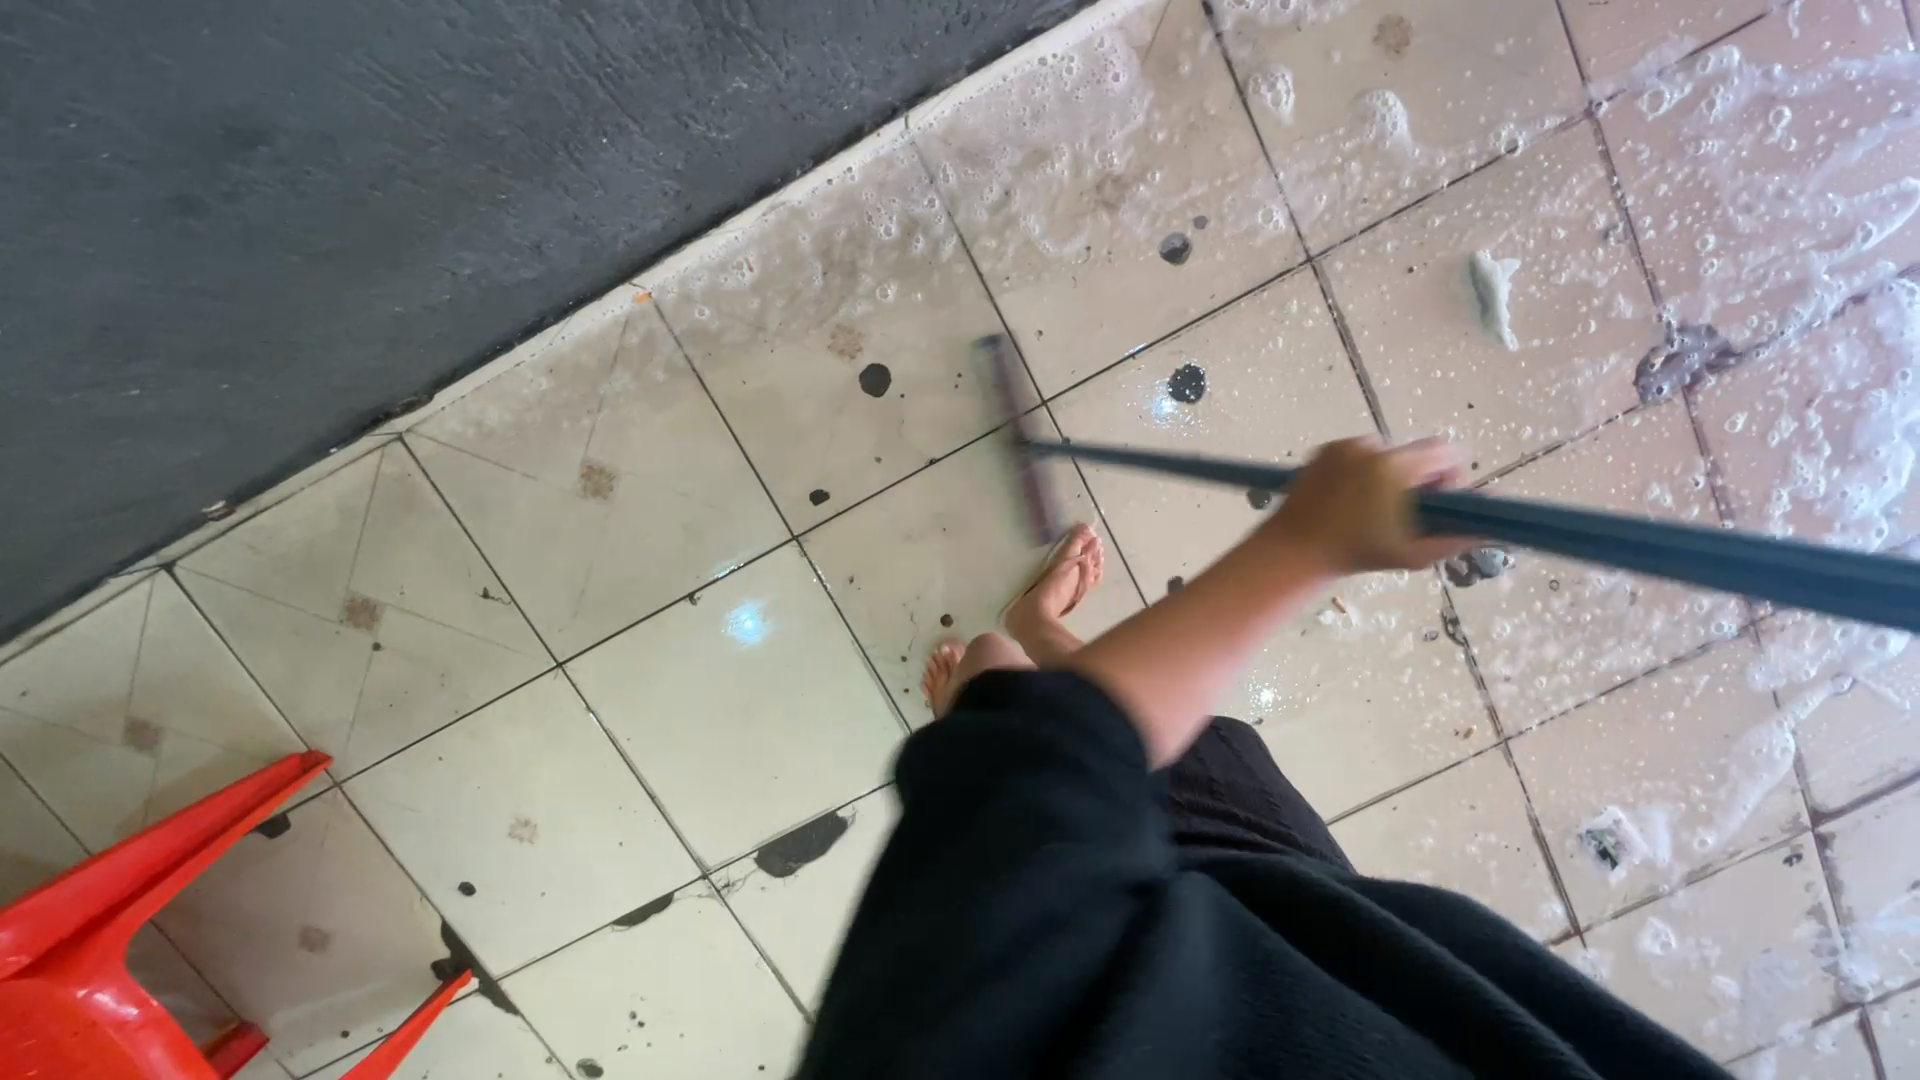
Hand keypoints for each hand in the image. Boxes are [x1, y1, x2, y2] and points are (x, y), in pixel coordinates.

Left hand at [1262, 436, 1474, 574]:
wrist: (1294, 549)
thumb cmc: (1356, 554)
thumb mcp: (1414, 553)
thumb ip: (1460, 536)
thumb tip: (1495, 520)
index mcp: (1394, 466)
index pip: (1446, 451)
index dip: (1449, 476)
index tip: (1434, 502)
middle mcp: (1369, 447)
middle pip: (1415, 452)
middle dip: (1417, 478)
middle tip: (1398, 512)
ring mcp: (1342, 446)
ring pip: (1386, 454)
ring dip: (1388, 476)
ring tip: (1369, 509)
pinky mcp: (1323, 450)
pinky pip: (1358, 454)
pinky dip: (1361, 471)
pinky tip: (1348, 499)